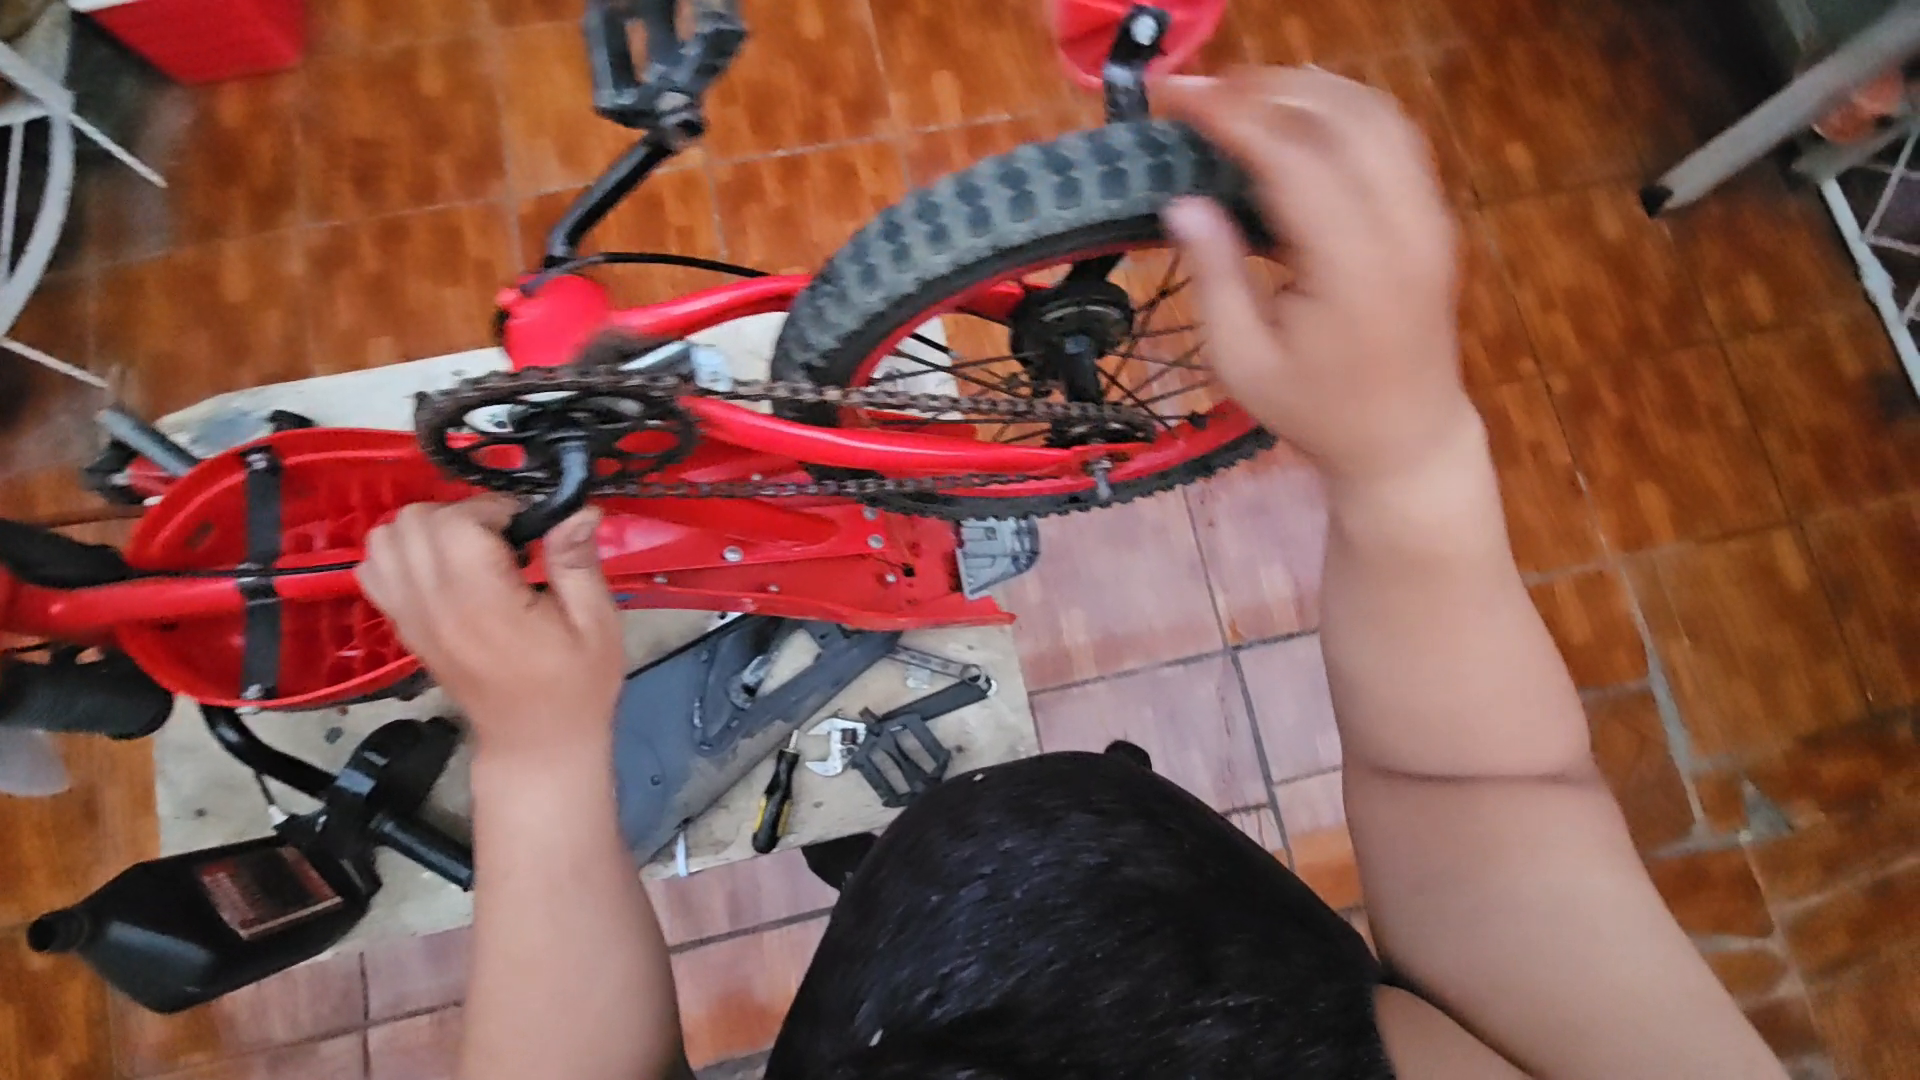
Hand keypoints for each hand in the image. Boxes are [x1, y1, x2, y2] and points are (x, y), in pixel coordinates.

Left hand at [357, 497, 624, 759]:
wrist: (536, 740)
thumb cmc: (576, 682)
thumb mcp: (597, 622)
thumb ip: (578, 562)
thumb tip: (576, 509)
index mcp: (484, 603)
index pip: (455, 524)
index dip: (495, 509)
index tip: (531, 528)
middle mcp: (434, 606)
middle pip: (414, 523)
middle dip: (463, 513)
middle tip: (507, 536)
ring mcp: (410, 617)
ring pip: (385, 539)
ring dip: (430, 530)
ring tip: (476, 548)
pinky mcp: (402, 627)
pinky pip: (374, 569)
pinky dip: (404, 554)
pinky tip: (447, 567)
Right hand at [1159, 68, 1479, 486]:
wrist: (1403, 437)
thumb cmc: (1312, 411)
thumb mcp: (1243, 362)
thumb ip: (1214, 278)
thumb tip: (1182, 204)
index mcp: (1352, 265)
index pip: (1294, 157)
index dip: (1233, 117)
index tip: (1179, 98)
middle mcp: (1404, 222)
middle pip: (1341, 115)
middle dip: (1266, 89)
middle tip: (1201, 91)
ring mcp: (1428, 213)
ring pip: (1374, 112)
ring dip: (1305, 89)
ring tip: (1240, 96)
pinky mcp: (1431, 215)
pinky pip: (1390, 137)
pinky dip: (1338, 112)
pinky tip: (1294, 120)